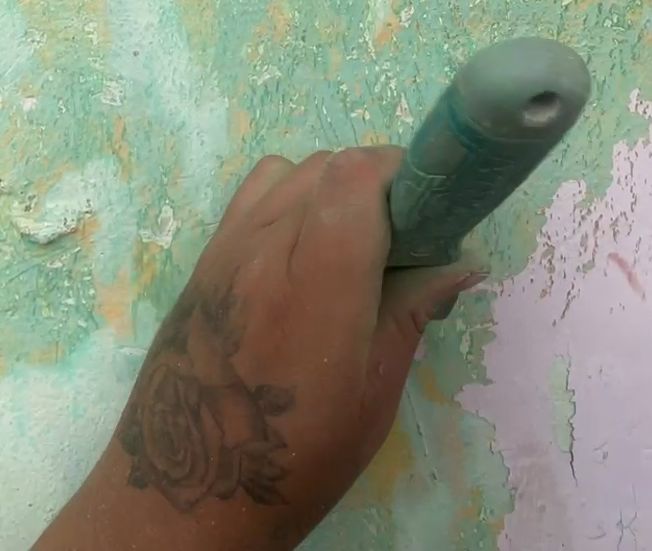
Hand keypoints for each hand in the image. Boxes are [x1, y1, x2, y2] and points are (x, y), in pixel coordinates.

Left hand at [34, 148, 484, 550]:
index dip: (397, 171)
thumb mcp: (375, 392)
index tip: (425, 203)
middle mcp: (267, 248)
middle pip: (330, 166)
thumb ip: (414, 310)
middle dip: (376, 180)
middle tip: (398, 229)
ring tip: (349, 234)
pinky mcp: (207, 252)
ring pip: (294, 169)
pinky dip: (291, 190)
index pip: (354, 178)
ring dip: (333, 183)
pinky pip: (256, 188)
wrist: (188, 485)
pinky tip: (301, 237)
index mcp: (317, 286)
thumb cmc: (296, 454)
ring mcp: (230, 245)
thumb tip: (464, 262)